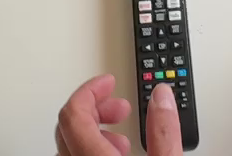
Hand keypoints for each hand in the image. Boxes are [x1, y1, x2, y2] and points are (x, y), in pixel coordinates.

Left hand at [56, 75, 183, 155]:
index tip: (109, 81)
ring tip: (122, 137)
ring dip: (93, 131)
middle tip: (119, 106)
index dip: (91, 89)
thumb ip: (163, 131)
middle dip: (96, 108)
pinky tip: (115, 155)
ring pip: (69, 144)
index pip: (73, 113)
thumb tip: (161, 95)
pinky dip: (90, 148)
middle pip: (68, 125)